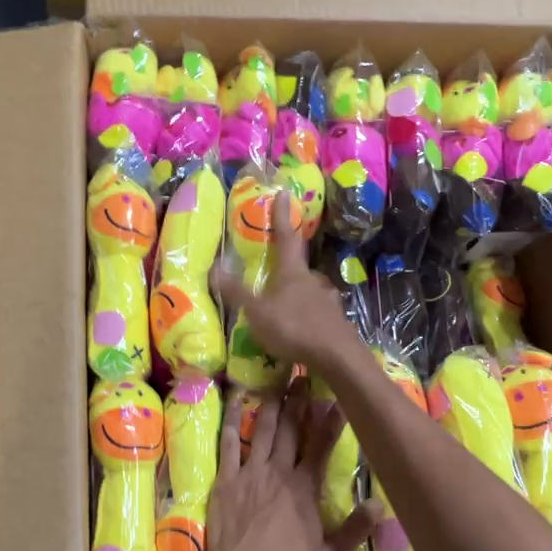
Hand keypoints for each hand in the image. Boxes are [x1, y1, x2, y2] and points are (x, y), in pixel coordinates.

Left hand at [200, 376, 382, 550]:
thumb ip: (356, 528)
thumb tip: (380, 503)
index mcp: (305, 488)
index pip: (323, 445)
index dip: (332, 421)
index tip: (339, 398)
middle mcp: (279, 472)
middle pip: (292, 429)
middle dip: (301, 401)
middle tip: (306, 376)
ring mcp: (250, 473)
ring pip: (264, 430)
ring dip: (274, 404)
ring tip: (280, 380)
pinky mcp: (227, 480)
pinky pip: (230, 444)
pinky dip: (234, 421)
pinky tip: (238, 400)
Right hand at [213, 192, 362, 374]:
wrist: (337, 356)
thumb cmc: (293, 328)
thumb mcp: (257, 312)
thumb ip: (237, 292)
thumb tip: (215, 267)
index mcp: (293, 273)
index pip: (286, 237)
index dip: (283, 216)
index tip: (284, 194)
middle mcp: (314, 281)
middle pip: (299, 269)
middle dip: (288, 271)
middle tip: (274, 277)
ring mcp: (328, 301)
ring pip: (310, 293)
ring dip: (298, 297)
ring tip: (284, 310)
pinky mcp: (336, 322)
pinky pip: (318, 315)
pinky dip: (308, 318)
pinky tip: (301, 331)